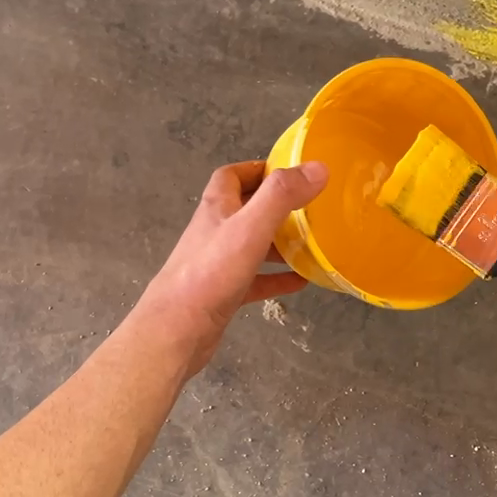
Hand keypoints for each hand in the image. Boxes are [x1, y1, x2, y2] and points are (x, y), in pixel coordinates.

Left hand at [133, 159, 326, 371]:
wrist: (178, 328)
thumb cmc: (211, 273)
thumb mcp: (250, 228)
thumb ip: (281, 197)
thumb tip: (318, 168)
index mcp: (217, 208)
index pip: (232, 176)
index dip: (257, 169)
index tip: (288, 172)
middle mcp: (215, 231)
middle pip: (245, 210)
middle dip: (274, 206)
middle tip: (308, 209)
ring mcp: (219, 264)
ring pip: (252, 246)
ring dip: (278, 243)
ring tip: (310, 244)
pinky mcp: (224, 293)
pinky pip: (256, 281)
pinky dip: (277, 279)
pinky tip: (301, 282)